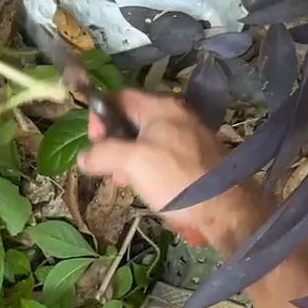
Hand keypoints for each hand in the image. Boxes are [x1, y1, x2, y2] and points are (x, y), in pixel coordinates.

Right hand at [78, 91, 269, 251]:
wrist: (224, 209)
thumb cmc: (176, 179)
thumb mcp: (132, 163)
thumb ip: (103, 154)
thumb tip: (83, 157)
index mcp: (160, 107)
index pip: (118, 97)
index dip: (99, 116)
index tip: (93, 142)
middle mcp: (175, 115)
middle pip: (129, 120)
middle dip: (111, 143)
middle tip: (106, 167)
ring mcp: (186, 136)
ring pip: (143, 139)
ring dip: (126, 159)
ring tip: (124, 182)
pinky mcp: (193, 156)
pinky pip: (159, 153)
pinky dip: (145, 166)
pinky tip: (144, 186)